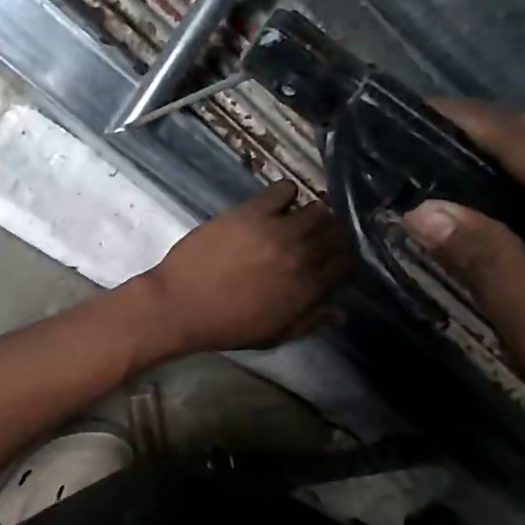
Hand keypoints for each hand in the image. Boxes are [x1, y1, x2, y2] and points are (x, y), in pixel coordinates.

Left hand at [131, 180, 350, 355]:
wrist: (180, 305)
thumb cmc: (225, 326)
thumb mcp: (273, 334)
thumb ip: (310, 321)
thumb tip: (340, 310)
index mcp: (308, 289)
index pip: (345, 263)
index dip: (341, 257)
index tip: (331, 255)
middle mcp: (301, 256)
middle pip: (335, 232)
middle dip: (329, 234)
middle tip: (314, 235)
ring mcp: (277, 231)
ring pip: (315, 209)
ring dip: (310, 214)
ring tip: (295, 220)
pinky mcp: (251, 212)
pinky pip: (283, 190)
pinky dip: (285, 194)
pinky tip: (275, 204)